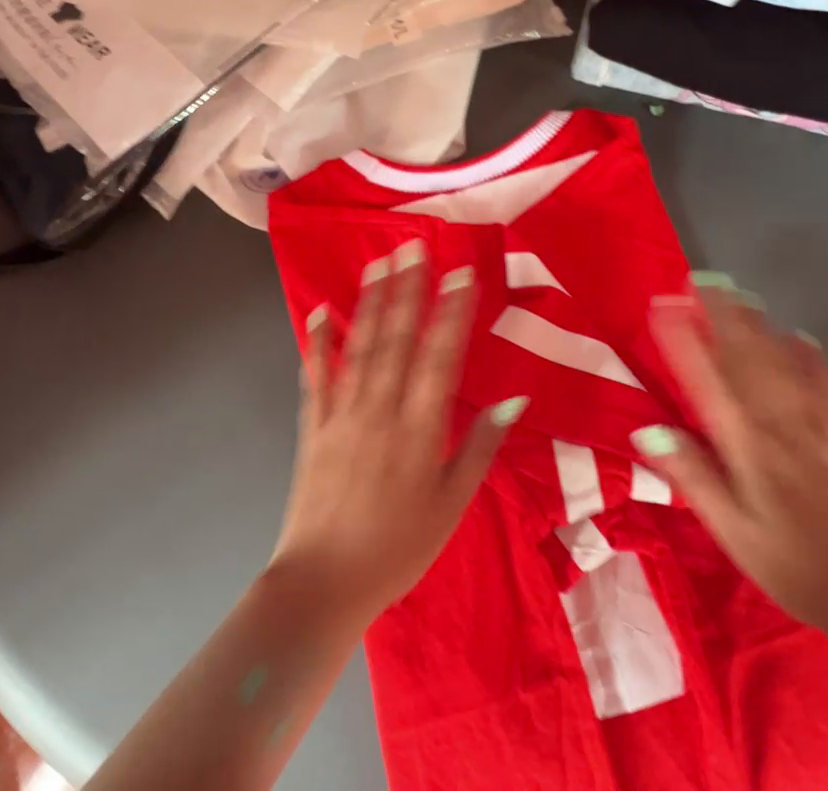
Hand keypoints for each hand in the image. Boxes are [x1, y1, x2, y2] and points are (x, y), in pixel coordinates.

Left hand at [270, 240, 517, 616]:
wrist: (324, 581)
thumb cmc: (398, 548)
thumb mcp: (452, 505)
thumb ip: (479, 448)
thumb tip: (513, 399)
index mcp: (420, 430)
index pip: (440, 357)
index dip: (451, 312)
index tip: (459, 272)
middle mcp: (380, 411)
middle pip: (396, 339)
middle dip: (408, 289)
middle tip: (414, 246)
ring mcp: (341, 416)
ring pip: (359, 348)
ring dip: (369, 302)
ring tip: (378, 263)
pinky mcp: (314, 428)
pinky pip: (316, 377)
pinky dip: (318, 342)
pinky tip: (321, 312)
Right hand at [634, 281, 827, 627]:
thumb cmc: (787, 564)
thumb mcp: (728, 527)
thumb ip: (692, 474)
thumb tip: (647, 428)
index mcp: (748, 444)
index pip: (709, 380)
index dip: (684, 340)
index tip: (663, 304)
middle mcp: (780, 425)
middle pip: (748, 359)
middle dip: (722, 317)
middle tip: (700, 281)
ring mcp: (812, 431)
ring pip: (782, 365)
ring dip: (758, 326)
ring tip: (739, 296)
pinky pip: (823, 390)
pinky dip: (812, 361)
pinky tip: (803, 341)